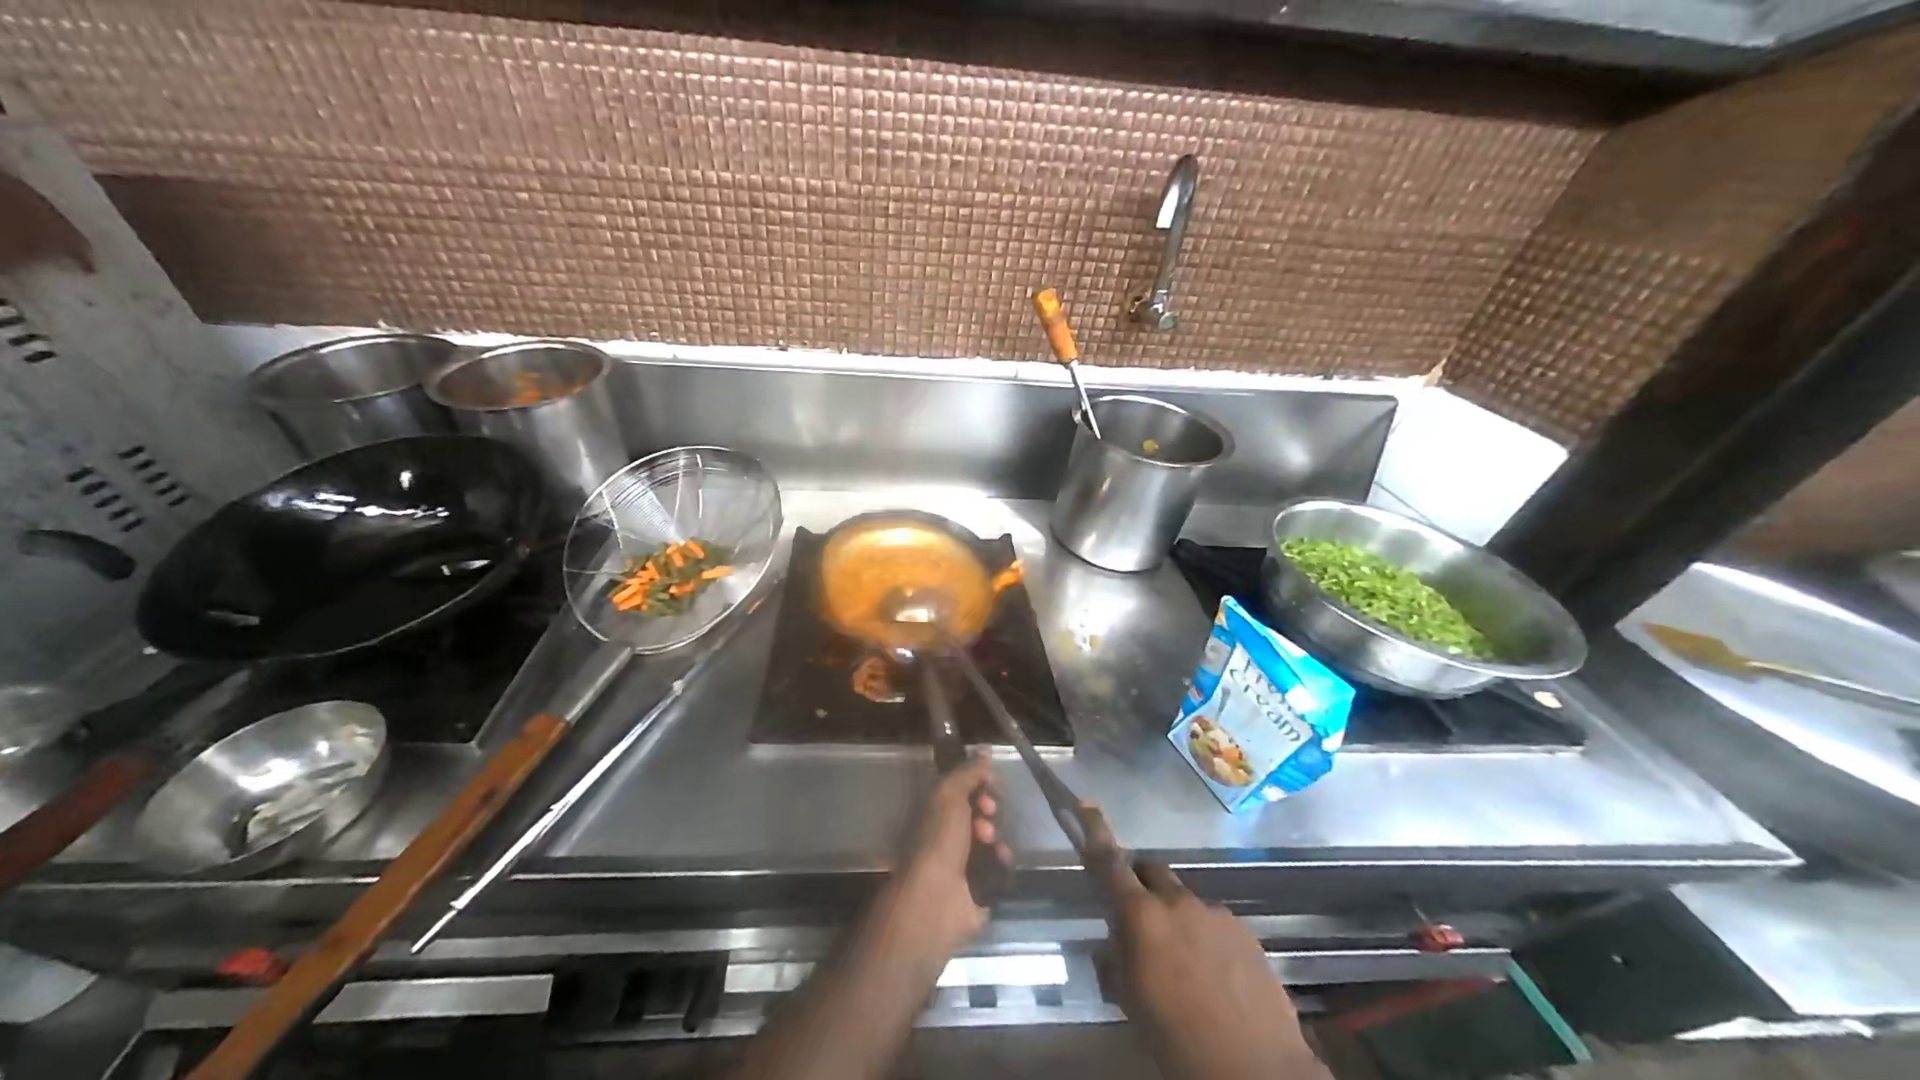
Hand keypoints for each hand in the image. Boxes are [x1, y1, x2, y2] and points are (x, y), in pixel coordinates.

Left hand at [887, 753, 1010, 955]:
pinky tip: (998, 860)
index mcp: (937, 814)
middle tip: (987, 815)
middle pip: (981, 815)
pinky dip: (1001, 862)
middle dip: (988, 811)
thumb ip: (968, 773)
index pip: (964, 793)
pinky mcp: (981, 889)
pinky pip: (1000, 868)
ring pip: (993, 841)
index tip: (988, 785)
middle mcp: (950, 837)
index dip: (979, 786)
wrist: (936, 898)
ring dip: (996, 836)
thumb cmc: (939, 841)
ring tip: (990, 843)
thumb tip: (984, 752)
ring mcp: (965, 865)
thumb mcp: (949, 796)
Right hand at [1079, 805, 1325, 1079]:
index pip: (1109, 863)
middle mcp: (1177, 902)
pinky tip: (1212, 974)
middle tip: (1140, 921)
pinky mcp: (1244, 930)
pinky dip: (1205, 936)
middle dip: (1141, 885)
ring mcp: (1215, 913)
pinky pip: (1213, 920)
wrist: (1254, 1068)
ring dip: (1175, 917)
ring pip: (1184, 899)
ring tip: (1182, 962)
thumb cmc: (1176, 1036)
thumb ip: (1115, 960)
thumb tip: (1111, 944)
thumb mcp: (1130, 1000)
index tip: (1085, 806)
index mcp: (1140, 916)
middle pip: (1152, 871)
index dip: (1094, 832)